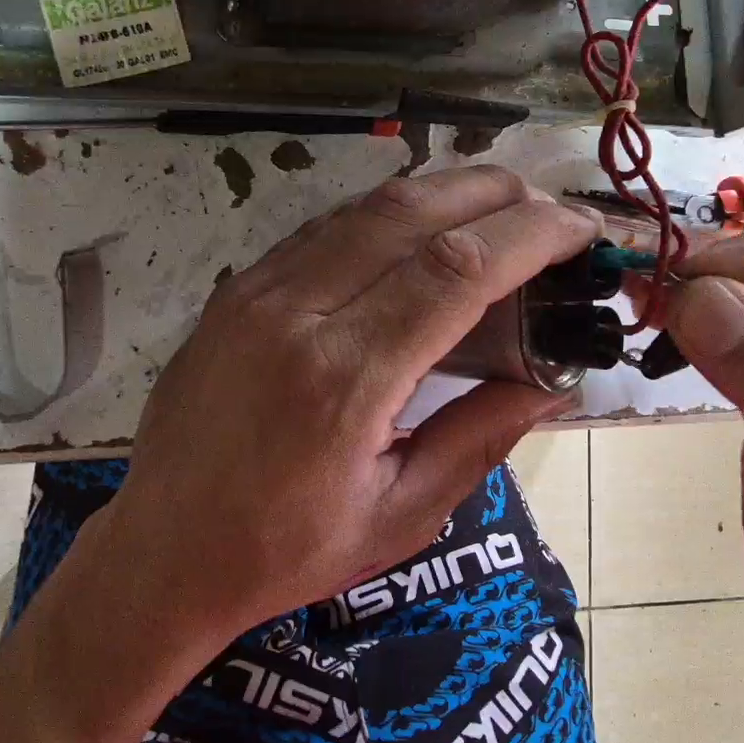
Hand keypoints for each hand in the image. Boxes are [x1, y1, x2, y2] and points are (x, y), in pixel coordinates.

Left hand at [102, 166, 600, 633]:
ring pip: (363, 208)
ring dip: (440, 193)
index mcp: (344, 379)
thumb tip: (554, 382)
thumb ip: (480, 438)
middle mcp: (295, 313)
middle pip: (410, 212)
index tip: (580, 230)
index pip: (456, 270)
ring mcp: (254, 291)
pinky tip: (417, 232)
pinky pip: (322, 229)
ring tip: (497, 208)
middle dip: (494, 192)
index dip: (531, 235)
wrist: (164, 547)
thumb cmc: (285, 550)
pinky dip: (384, 216)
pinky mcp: (234, 290)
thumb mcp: (400, 515)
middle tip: (548, 206)